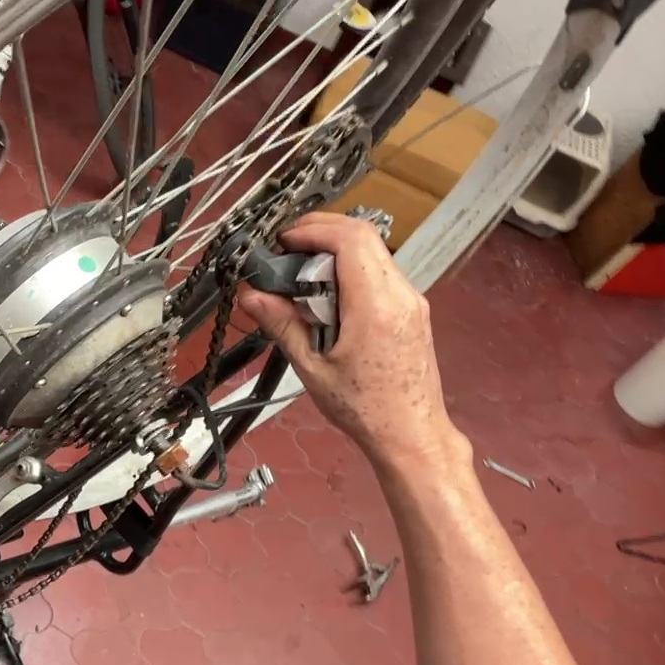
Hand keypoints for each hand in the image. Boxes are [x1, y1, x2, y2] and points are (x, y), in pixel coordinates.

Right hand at [237, 212, 464, 462]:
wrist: (411, 434)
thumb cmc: (364, 409)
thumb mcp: (312, 368)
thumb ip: (283, 325)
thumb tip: (252, 296)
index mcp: (375, 307)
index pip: (350, 240)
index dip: (313, 230)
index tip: (284, 240)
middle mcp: (400, 294)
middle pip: (364, 235)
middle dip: (322, 231)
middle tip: (288, 247)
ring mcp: (411, 299)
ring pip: (373, 251)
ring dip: (336, 250)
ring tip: (302, 272)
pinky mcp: (412, 309)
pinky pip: (380, 271)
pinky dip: (351, 269)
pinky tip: (327, 294)